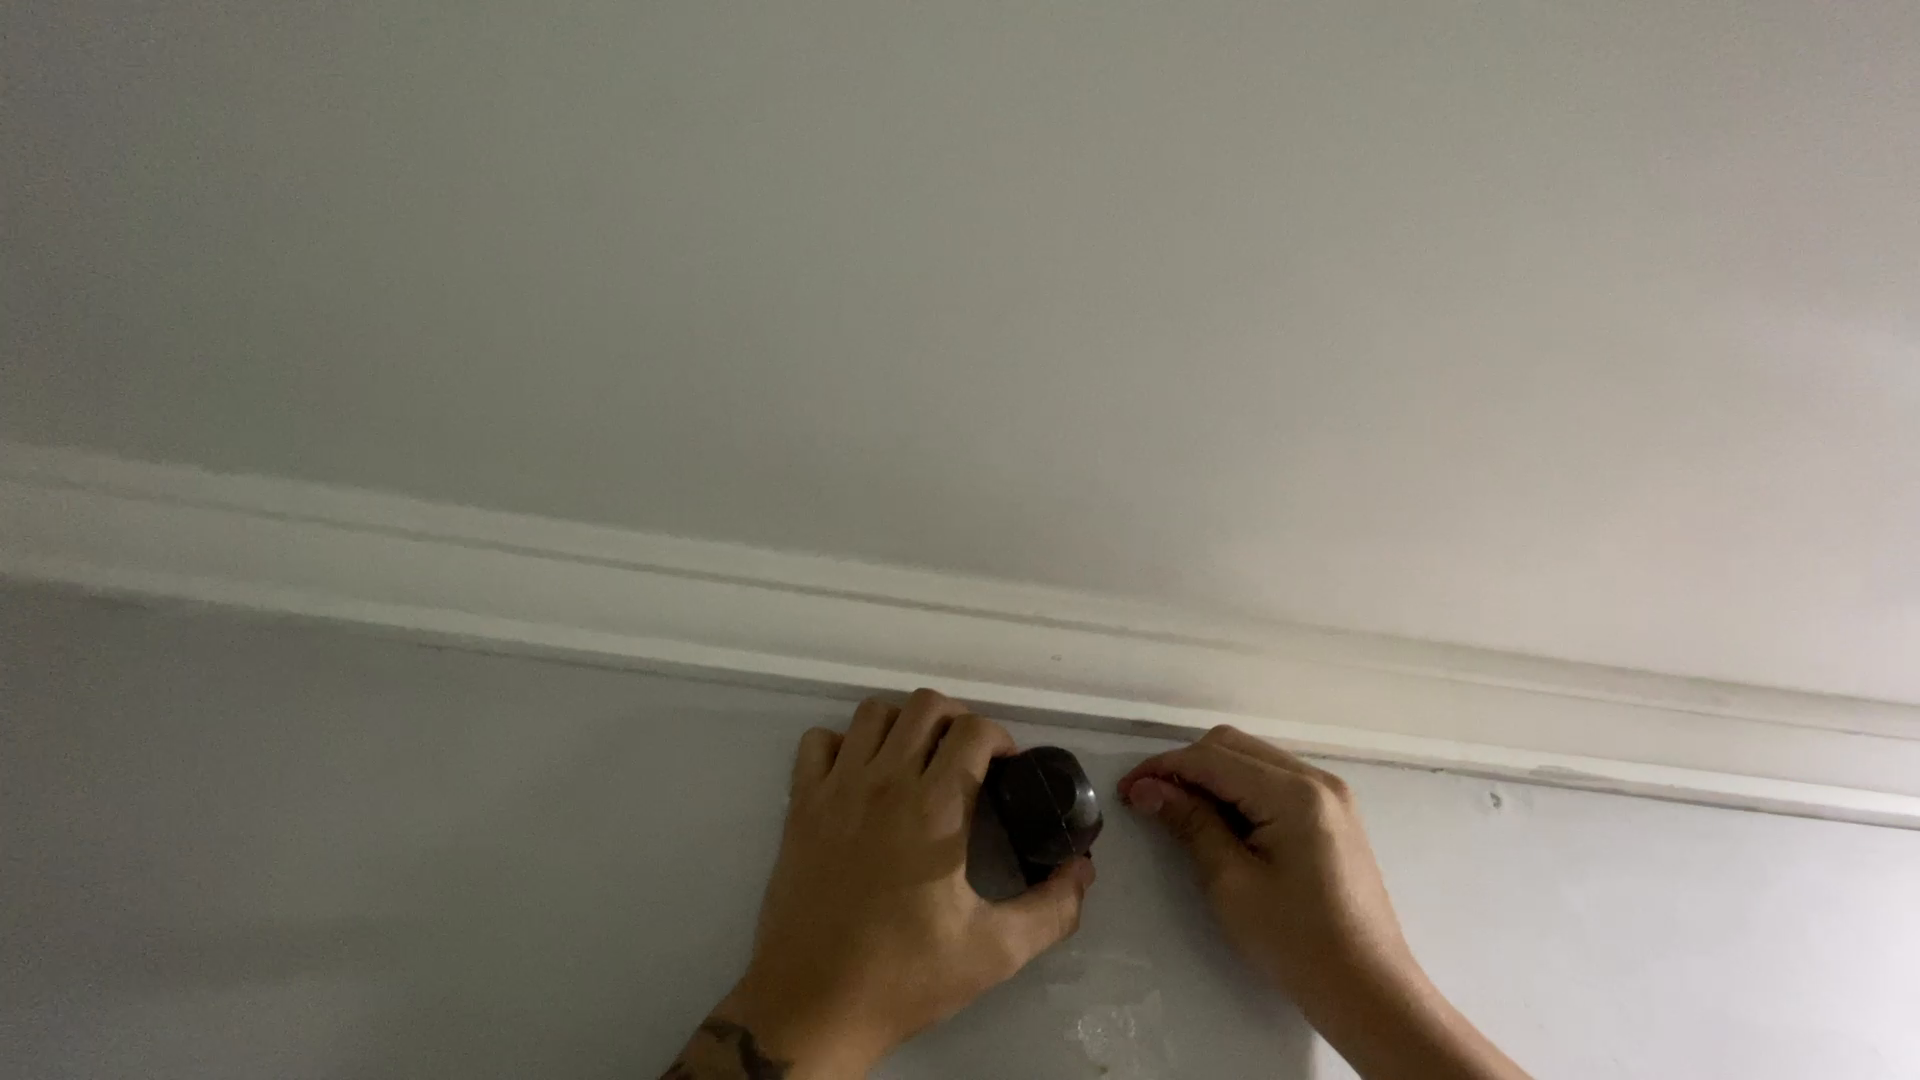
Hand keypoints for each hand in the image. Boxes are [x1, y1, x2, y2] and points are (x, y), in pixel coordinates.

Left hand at [667, 690, 1094, 1078]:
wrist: (813, 1005)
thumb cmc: (905, 976)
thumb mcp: (995, 952)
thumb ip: (1052, 909)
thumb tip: (1082, 870)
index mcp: (934, 810)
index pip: (973, 731)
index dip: (999, 738)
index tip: (1006, 768)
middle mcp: (885, 782)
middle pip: (925, 705)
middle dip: (957, 719)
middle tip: (968, 756)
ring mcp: (836, 788)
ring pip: (872, 712)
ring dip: (903, 723)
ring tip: (917, 757)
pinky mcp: (800, 804)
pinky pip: (818, 741)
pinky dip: (843, 743)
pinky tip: (859, 773)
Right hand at [1120, 726, 1530, 1079]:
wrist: (1369, 990)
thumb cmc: (1296, 941)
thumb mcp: (1231, 882)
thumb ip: (1190, 823)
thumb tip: (1146, 788)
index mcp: (1294, 794)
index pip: (1212, 758)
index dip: (1163, 768)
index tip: (1126, 791)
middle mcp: (1315, 778)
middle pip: (1232, 745)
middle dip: (1185, 766)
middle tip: (1150, 801)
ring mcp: (1328, 793)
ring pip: (1251, 756)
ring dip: (1210, 774)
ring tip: (1179, 810)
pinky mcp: (1331, 811)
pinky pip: (1272, 777)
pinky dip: (1237, 786)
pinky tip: (1220, 818)